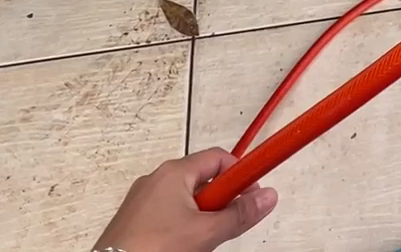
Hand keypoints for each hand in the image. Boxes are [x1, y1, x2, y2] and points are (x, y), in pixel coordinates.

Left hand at [92, 148, 278, 251]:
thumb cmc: (153, 248)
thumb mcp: (204, 233)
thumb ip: (238, 215)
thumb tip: (269, 196)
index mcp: (174, 171)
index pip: (218, 158)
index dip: (239, 174)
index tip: (251, 195)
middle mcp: (156, 179)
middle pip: (202, 180)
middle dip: (218, 203)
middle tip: (224, 227)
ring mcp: (141, 201)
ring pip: (185, 202)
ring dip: (200, 219)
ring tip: (200, 245)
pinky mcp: (131, 222)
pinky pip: (166, 216)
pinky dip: (180, 228)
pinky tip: (181, 248)